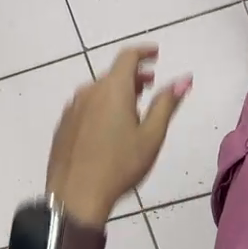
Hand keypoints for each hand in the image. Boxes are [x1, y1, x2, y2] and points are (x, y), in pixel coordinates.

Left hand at [44, 47, 190, 224]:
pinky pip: (86, 106)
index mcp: (112, 89)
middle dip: (133, 76)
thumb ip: (167, 104)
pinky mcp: (63, 126)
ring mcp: (72, 108)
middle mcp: (89, 91)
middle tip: (150, 86)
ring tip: (131, 110)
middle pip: (113, 74)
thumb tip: (184, 79)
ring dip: (117, 92)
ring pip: (98, 91)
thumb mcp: (151, 136)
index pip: (128, 56)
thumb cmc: (119, 165)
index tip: (156, 54)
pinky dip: (101, 106)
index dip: (144, 52)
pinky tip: (108, 129)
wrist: (74, 197)